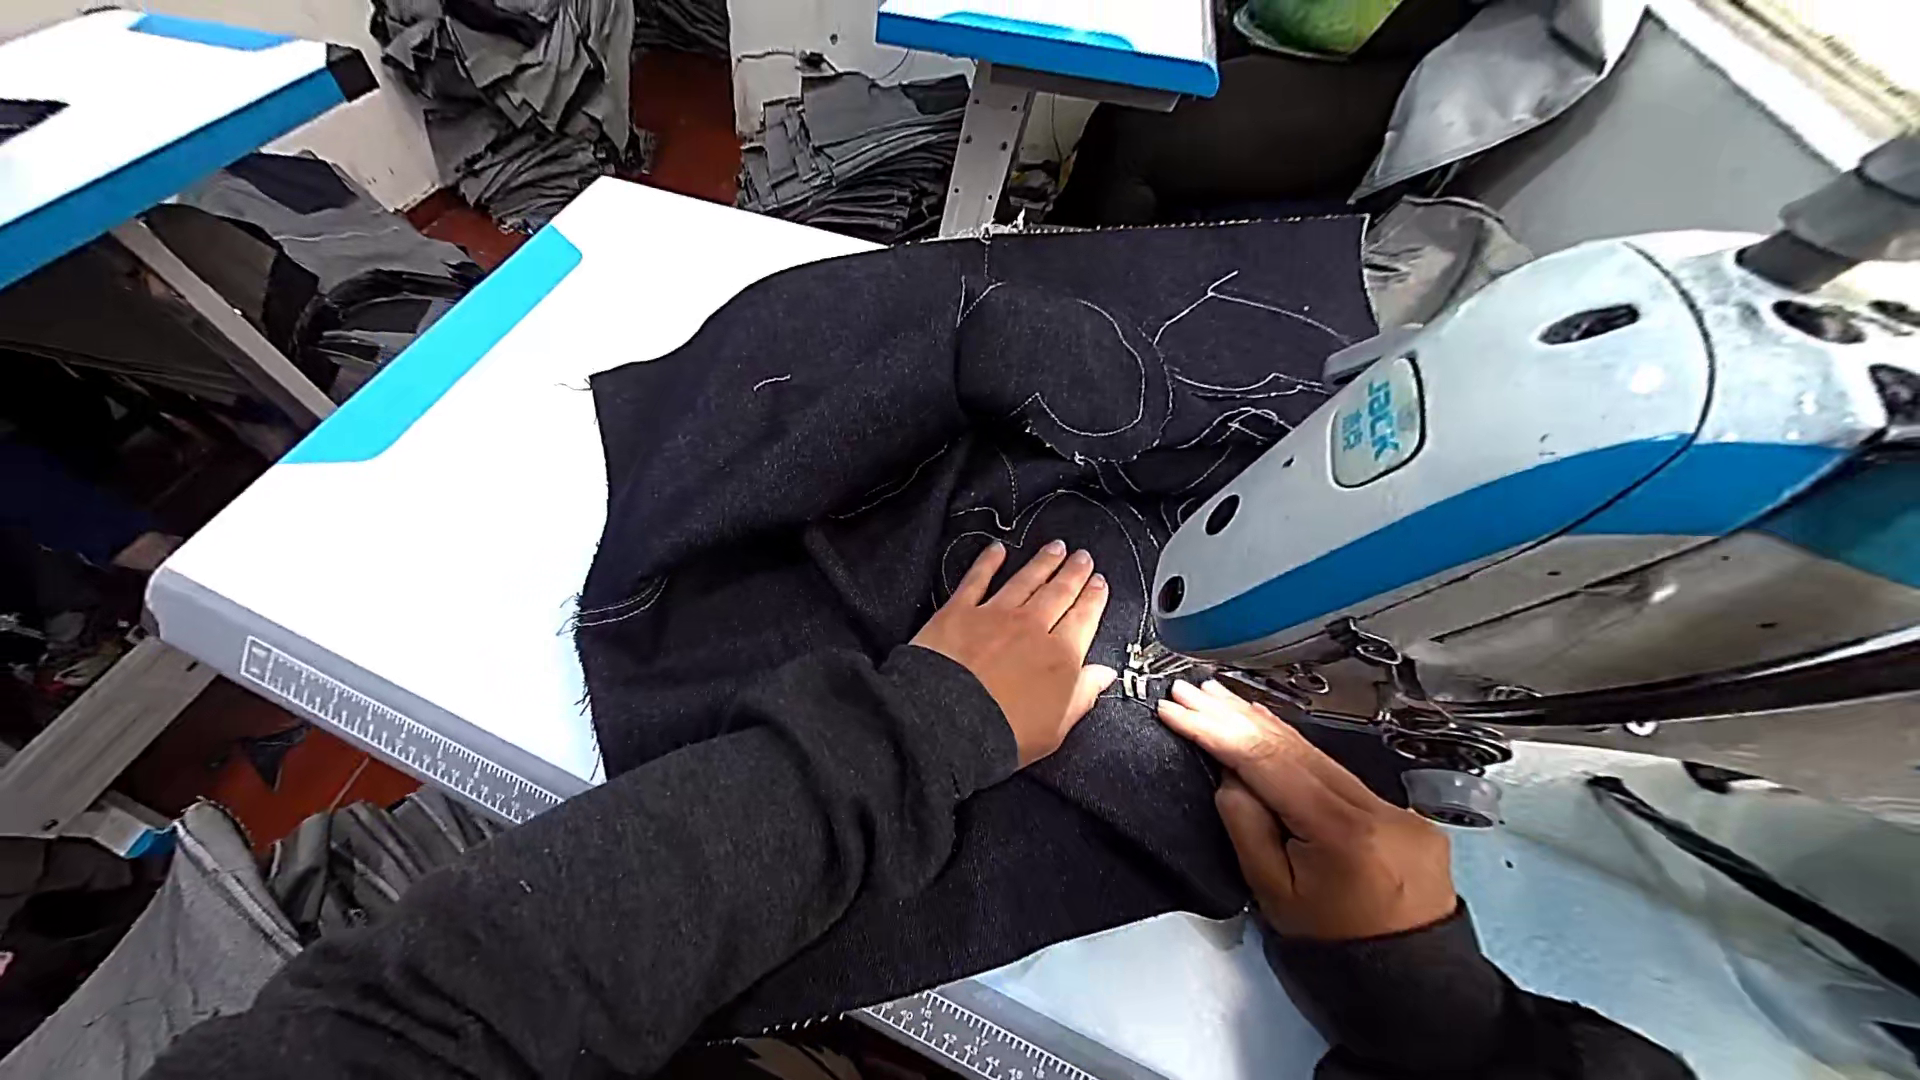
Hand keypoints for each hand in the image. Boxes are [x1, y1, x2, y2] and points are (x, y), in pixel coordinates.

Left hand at [911, 540, 1116, 766]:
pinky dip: (988, 561)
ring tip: (1055, 548)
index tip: (1099, 583)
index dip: (1094, 597)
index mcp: (1059, 656)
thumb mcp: (1056, 727)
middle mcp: (1031, 627)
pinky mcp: (960, 611)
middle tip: (1082, 557)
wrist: (947, 723)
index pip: (1084, 618)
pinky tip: (998, 550)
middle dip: (1074, 572)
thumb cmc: (1002, 733)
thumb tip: (1103, 675)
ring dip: (1043, 562)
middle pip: (1059, 592)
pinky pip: (978, 578)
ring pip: (1026, 579)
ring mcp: (995, 615)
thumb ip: (1082, 695)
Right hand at [1157, 679, 1456, 940]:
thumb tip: (1228, 770)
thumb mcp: (1271, 890)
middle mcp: (1375, 808)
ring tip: (1215, 694)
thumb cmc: (1329, 943)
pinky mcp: (1397, 808)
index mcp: (1342, 833)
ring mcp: (1392, 805)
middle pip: (1289, 746)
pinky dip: (1289, 742)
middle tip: (1188, 690)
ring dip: (1258, 720)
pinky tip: (1261, 719)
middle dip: (1231, 715)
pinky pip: (1331, 766)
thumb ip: (1244, 821)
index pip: (1266, 763)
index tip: (1175, 710)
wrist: (1411, 984)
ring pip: (1311, 749)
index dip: (1216, 731)